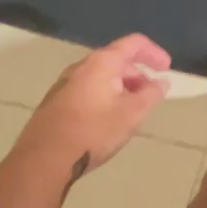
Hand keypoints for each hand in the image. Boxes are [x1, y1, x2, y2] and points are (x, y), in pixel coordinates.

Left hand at [12, 33, 170, 185]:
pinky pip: (85, 91)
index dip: (154, 53)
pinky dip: (103, 97)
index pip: (134, 43)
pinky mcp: (52, 105)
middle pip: (116, 60)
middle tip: (149, 95)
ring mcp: (62, 86)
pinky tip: (105, 122)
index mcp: (101, 63)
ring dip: (120, 88)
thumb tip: (161, 82)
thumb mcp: (132, 114)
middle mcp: (79, 68)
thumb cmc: (92, 132)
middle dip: (137, 75)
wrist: (40, 164)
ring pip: (100, 78)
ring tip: (129, 111)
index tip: (166, 69)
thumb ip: (151, 94)